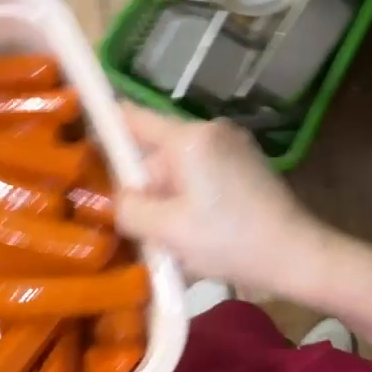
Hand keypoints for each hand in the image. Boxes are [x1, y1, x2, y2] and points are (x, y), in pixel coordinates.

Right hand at [114, 104, 335, 294]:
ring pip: (178, 165)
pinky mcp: (244, 161)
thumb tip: (110, 195)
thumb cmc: (229, 239)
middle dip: (140, 184)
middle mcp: (210, 129)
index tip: (76, 141)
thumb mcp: (168, 231)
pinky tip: (189, 231)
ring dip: (164, 196)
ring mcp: (232, 143)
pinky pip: (200, 171)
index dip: (103, 127)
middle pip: (156, 150)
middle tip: (124, 223)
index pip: (133, 118)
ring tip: (161, 236)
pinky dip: (187, 195)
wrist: (296, 253)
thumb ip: (129, 208)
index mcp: (189, 137)